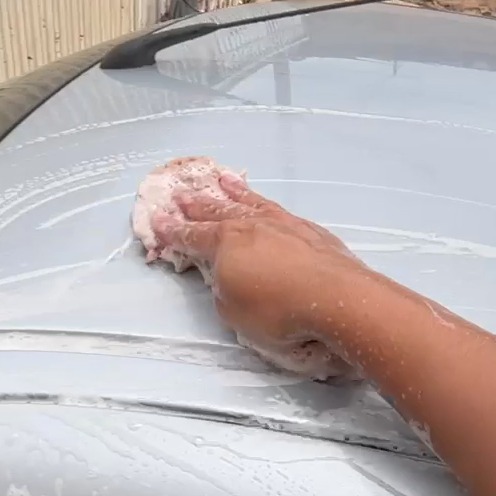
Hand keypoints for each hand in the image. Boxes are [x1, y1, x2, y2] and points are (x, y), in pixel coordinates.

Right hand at [151, 172, 398, 377]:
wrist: (338, 300)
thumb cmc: (279, 314)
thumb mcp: (235, 314)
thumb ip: (223, 293)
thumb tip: (226, 281)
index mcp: (225, 244)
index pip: (191, 237)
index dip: (172, 232)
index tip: (156, 222)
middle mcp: (251, 225)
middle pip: (217, 211)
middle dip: (196, 205)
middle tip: (180, 194)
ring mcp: (283, 224)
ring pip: (250, 202)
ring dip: (233, 192)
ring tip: (221, 180)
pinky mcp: (310, 231)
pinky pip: (278, 209)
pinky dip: (265, 203)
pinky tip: (266, 204)